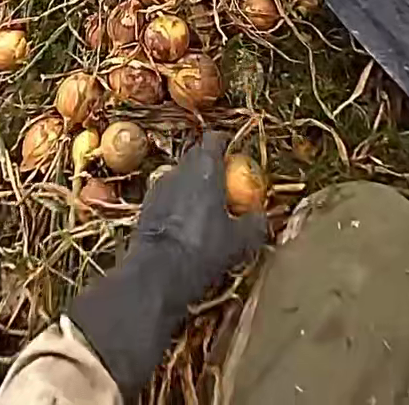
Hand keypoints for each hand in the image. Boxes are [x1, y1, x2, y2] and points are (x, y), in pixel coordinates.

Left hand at [131, 132, 266, 278]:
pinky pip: (167, 194)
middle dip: (209, 165)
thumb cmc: (204, 248)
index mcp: (205, 166)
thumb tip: (261, 214)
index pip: (214, 138)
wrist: (160, 270)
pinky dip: (176, 201)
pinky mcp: (147, 201)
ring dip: (192, 185)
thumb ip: (254, 222)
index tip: (233, 155)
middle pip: (196, 155)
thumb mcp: (240, 240)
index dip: (224, 143)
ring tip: (204, 209)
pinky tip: (183, 224)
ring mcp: (161, 183)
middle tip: (223, 185)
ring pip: (181, 175)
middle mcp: (181, 167)